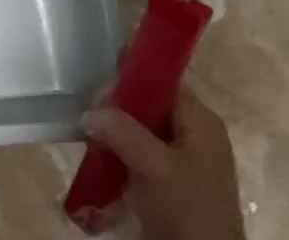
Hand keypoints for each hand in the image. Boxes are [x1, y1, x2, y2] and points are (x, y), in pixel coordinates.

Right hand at [84, 87, 245, 239]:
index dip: (131, 77)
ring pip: (138, 131)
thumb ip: (122, 131)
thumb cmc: (188, 210)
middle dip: (115, 108)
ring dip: (112, 133)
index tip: (98, 84)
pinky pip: (136, 155)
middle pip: (147, 105)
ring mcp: (180, 161)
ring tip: (88, 138)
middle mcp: (192, 135)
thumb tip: (88, 112)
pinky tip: (97, 158)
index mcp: (200, 121)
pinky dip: (116, 154)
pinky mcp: (166, 183)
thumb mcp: (155, 167)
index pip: (163, 82)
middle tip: (89, 116)